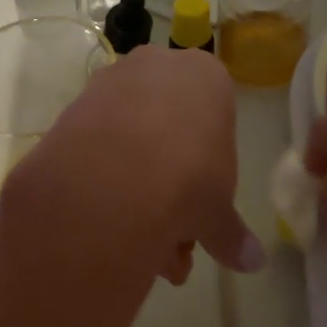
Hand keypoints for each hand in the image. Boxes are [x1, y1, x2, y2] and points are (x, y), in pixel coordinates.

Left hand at [3, 46, 265, 284]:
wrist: (112, 179)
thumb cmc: (190, 178)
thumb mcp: (218, 211)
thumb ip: (231, 232)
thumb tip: (253, 261)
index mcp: (206, 75)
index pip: (215, 116)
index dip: (209, 171)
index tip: (202, 209)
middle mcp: (159, 65)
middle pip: (170, 128)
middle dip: (172, 186)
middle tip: (172, 238)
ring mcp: (111, 82)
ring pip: (131, 138)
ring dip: (136, 189)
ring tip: (139, 248)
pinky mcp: (73, 106)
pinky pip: (96, 144)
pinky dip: (102, 180)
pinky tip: (106, 225)